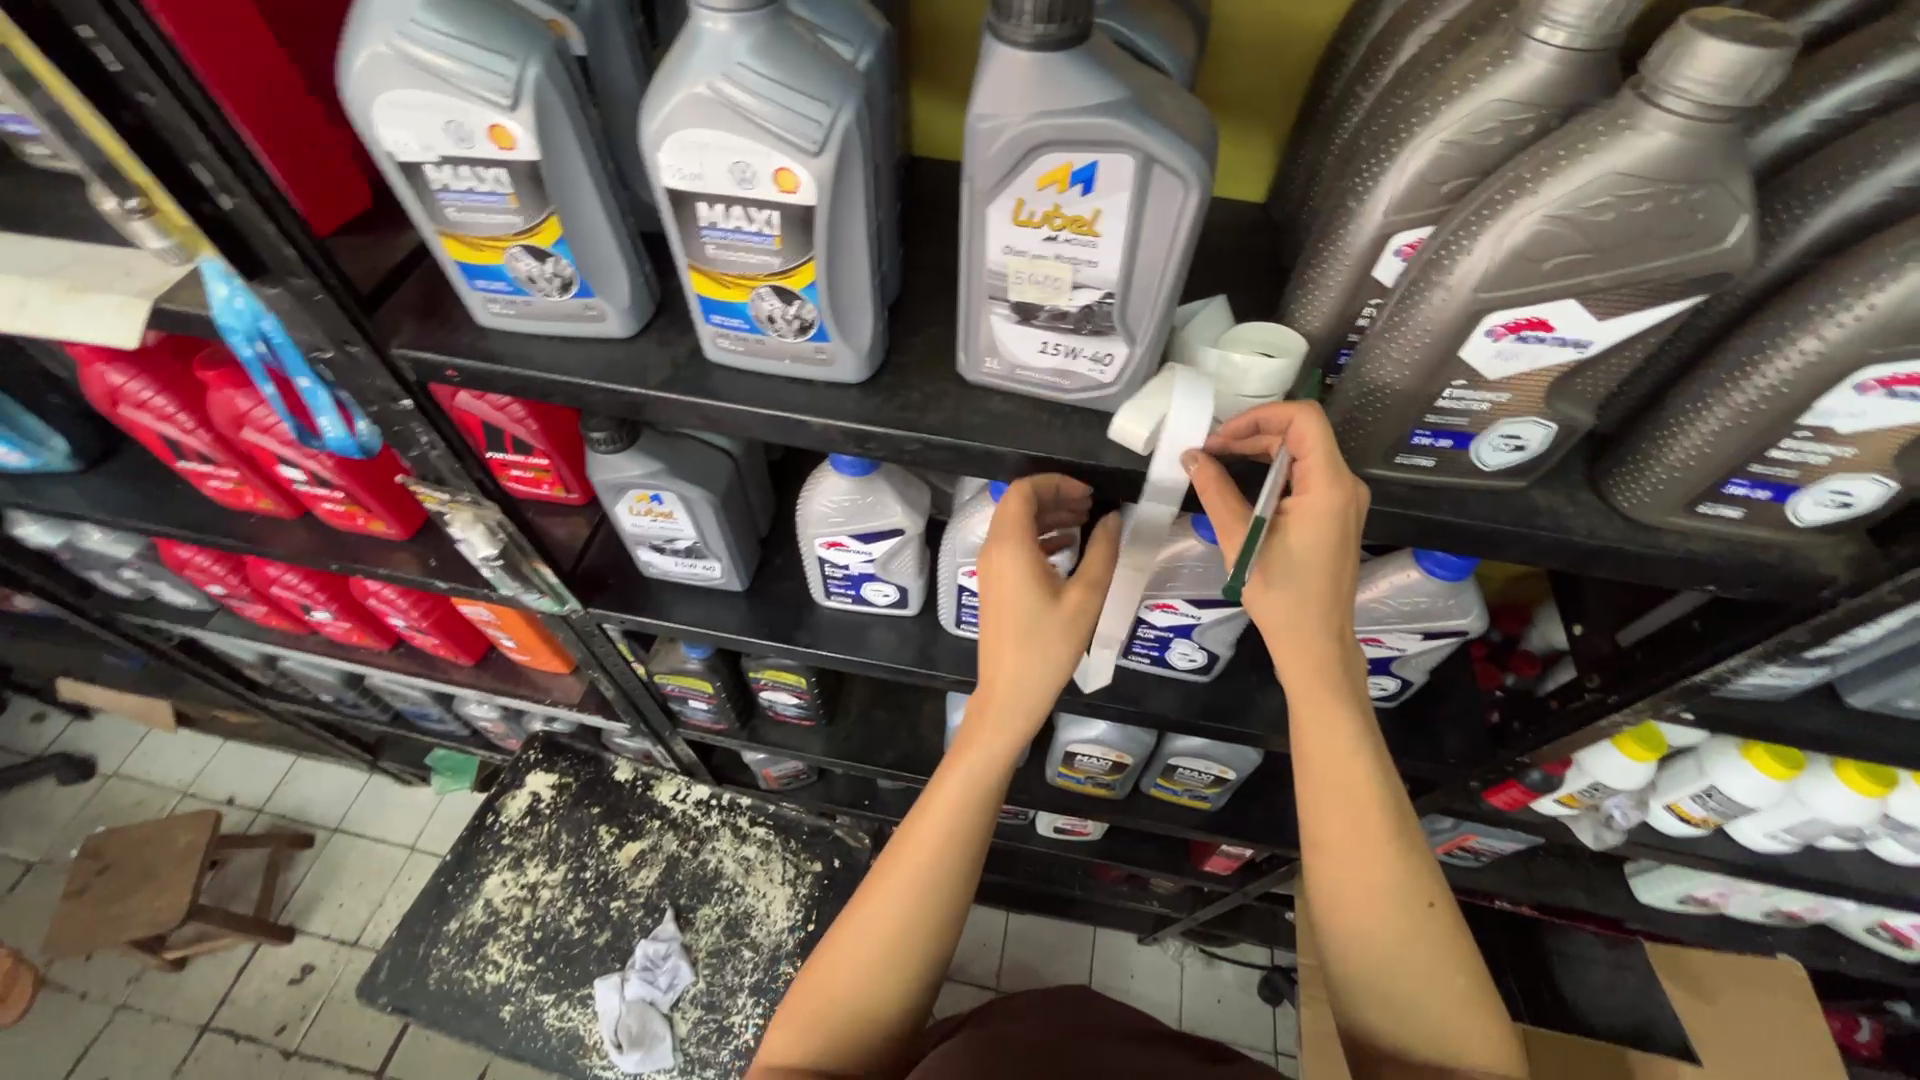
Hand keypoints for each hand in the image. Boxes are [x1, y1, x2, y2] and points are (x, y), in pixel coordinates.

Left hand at [970, 475, 1120, 752]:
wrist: (1011, 692)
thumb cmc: (1049, 646)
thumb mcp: (1086, 597)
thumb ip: (1103, 551)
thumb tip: (1113, 518)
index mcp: (1010, 545)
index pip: (1024, 491)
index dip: (1056, 483)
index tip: (1089, 494)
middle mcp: (993, 549)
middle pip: (1018, 504)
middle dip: (1054, 497)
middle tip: (1090, 505)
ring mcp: (989, 568)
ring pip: (1015, 524)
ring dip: (1048, 517)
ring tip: (1085, 522)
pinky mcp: (994, 584)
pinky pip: (1012, 546)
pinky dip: (1039, 538)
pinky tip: (1069, 548)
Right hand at [1180, 402, 1368, 687]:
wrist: (1314, 640)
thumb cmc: (1279, 592)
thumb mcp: (1241, 537)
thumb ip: (1216, 490)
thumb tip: (1191, 456)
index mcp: (1328, 485)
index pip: (1303, 419)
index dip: (1259, 416)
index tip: (1221, 436)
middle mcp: (1344, 484)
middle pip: (1302, 434)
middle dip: (1254, 434)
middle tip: (1209, 451)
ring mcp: (1344, 500)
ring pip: (1303, 454)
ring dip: (1261, 452)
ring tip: (1219, 463)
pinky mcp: (1336, 515)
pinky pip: (1306, 477)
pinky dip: (1273, 473)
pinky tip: (1242, 485)